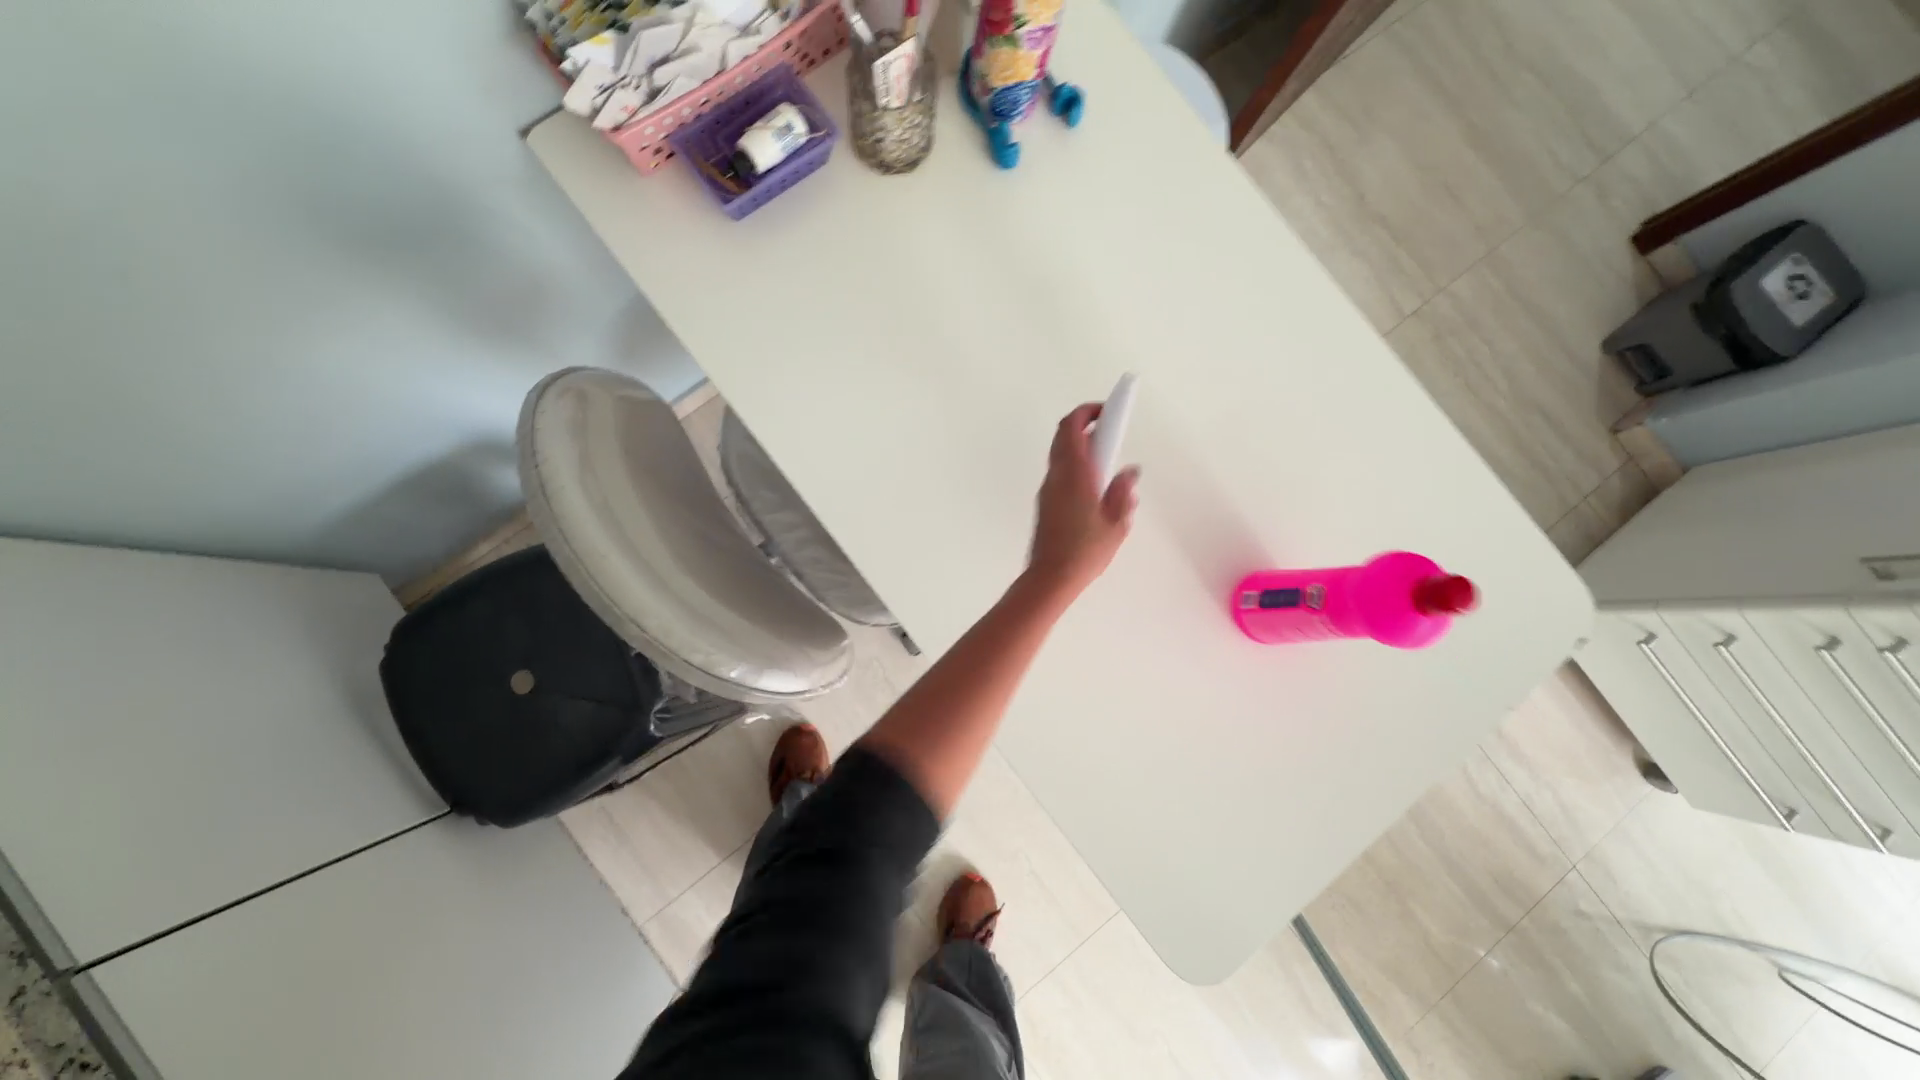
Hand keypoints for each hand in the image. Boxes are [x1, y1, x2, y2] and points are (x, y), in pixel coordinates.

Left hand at [1026, 403, 1138, 597]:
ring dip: (1080, 446)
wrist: (1051, 577)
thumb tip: (1129, 472)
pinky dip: (1075, 465)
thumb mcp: (1117, 523)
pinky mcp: (1045, 503)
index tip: (1109, 408)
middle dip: (1085, 425)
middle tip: (1109, 429)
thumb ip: (1123, 493)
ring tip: (1106, 459)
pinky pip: (1059, 472)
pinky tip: (1094, 485)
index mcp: (1075, 473)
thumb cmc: (1086, 550)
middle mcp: (1056, 476)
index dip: (1089, 411)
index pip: (1073, 426)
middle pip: (1063, 436)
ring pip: (1060, 454)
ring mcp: (1047, 489)